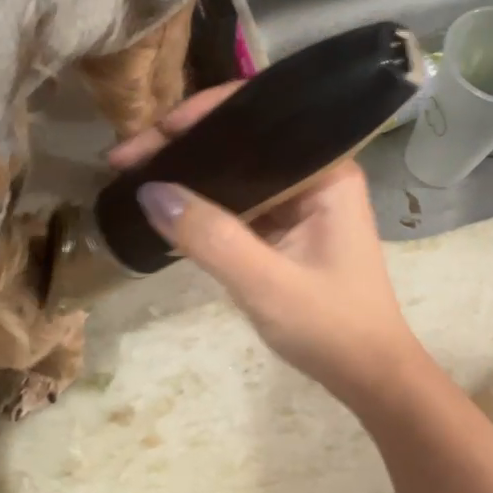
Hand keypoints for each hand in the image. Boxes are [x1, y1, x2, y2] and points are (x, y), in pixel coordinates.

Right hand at [108, 83, 425, 403]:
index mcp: (326, 171)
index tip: (149, 135)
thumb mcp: (266, 284)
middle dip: (182, 145)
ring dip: (188, 176)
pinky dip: (202, 206)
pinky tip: (165, 210)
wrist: (369, 375)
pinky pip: (238, 205)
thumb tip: (149, 191)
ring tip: (132, 177)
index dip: (199, 116)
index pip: (258, 119)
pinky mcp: (287, 231)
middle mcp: (315, 175)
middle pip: (242, 143)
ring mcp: (301, 204)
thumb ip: (210, 237)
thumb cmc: (330, 328)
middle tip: (123, 158)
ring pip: (236, 174)